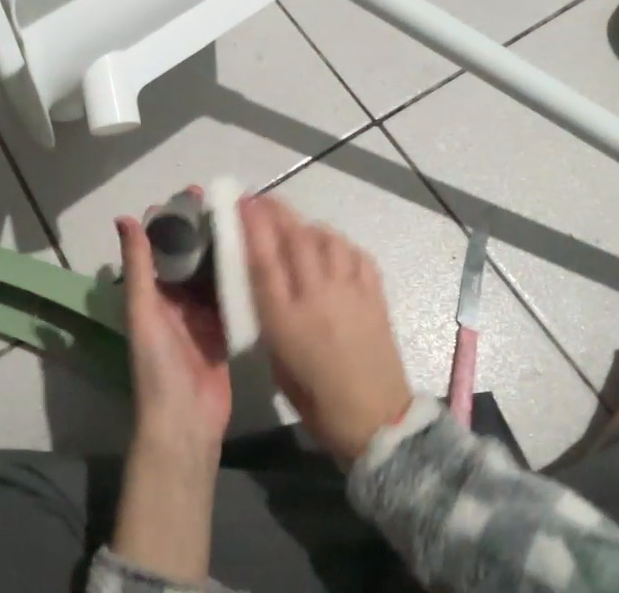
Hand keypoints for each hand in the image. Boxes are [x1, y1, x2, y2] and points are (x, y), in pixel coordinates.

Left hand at [111, 204, 231, 583]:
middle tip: (232, 202)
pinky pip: (231, 298)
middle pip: (191, 257)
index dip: (175, 220)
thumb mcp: (145, 311)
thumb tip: (126, 218)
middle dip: (206, 231)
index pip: (162, 247)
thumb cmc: (158, 366)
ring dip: (225, 251)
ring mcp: (200, 317)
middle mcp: (175, 301)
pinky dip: (240, 280)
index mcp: (152, 294)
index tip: (196, 193)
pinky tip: (260, 258)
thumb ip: (139, 266)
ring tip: (249, 222)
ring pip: (213, 274)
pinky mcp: (222, 332)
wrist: (185, 424)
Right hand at [242, 194, 412, 462]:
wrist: (374, 418)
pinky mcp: (375, 295)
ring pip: (328, 239)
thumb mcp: (276, 359)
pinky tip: (333, 249)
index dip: (252, 224)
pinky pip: (356, 254)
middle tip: (264, 201)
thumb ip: (270, 316)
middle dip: (277, 212)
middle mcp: (316, 296)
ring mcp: (349, 292)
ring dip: (309, 226)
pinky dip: (341, 245)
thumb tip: (269, 281)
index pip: (264, 258)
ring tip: (299, 227)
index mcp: (284, 319)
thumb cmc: (315, 399)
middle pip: (295, 238)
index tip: (243, 201)